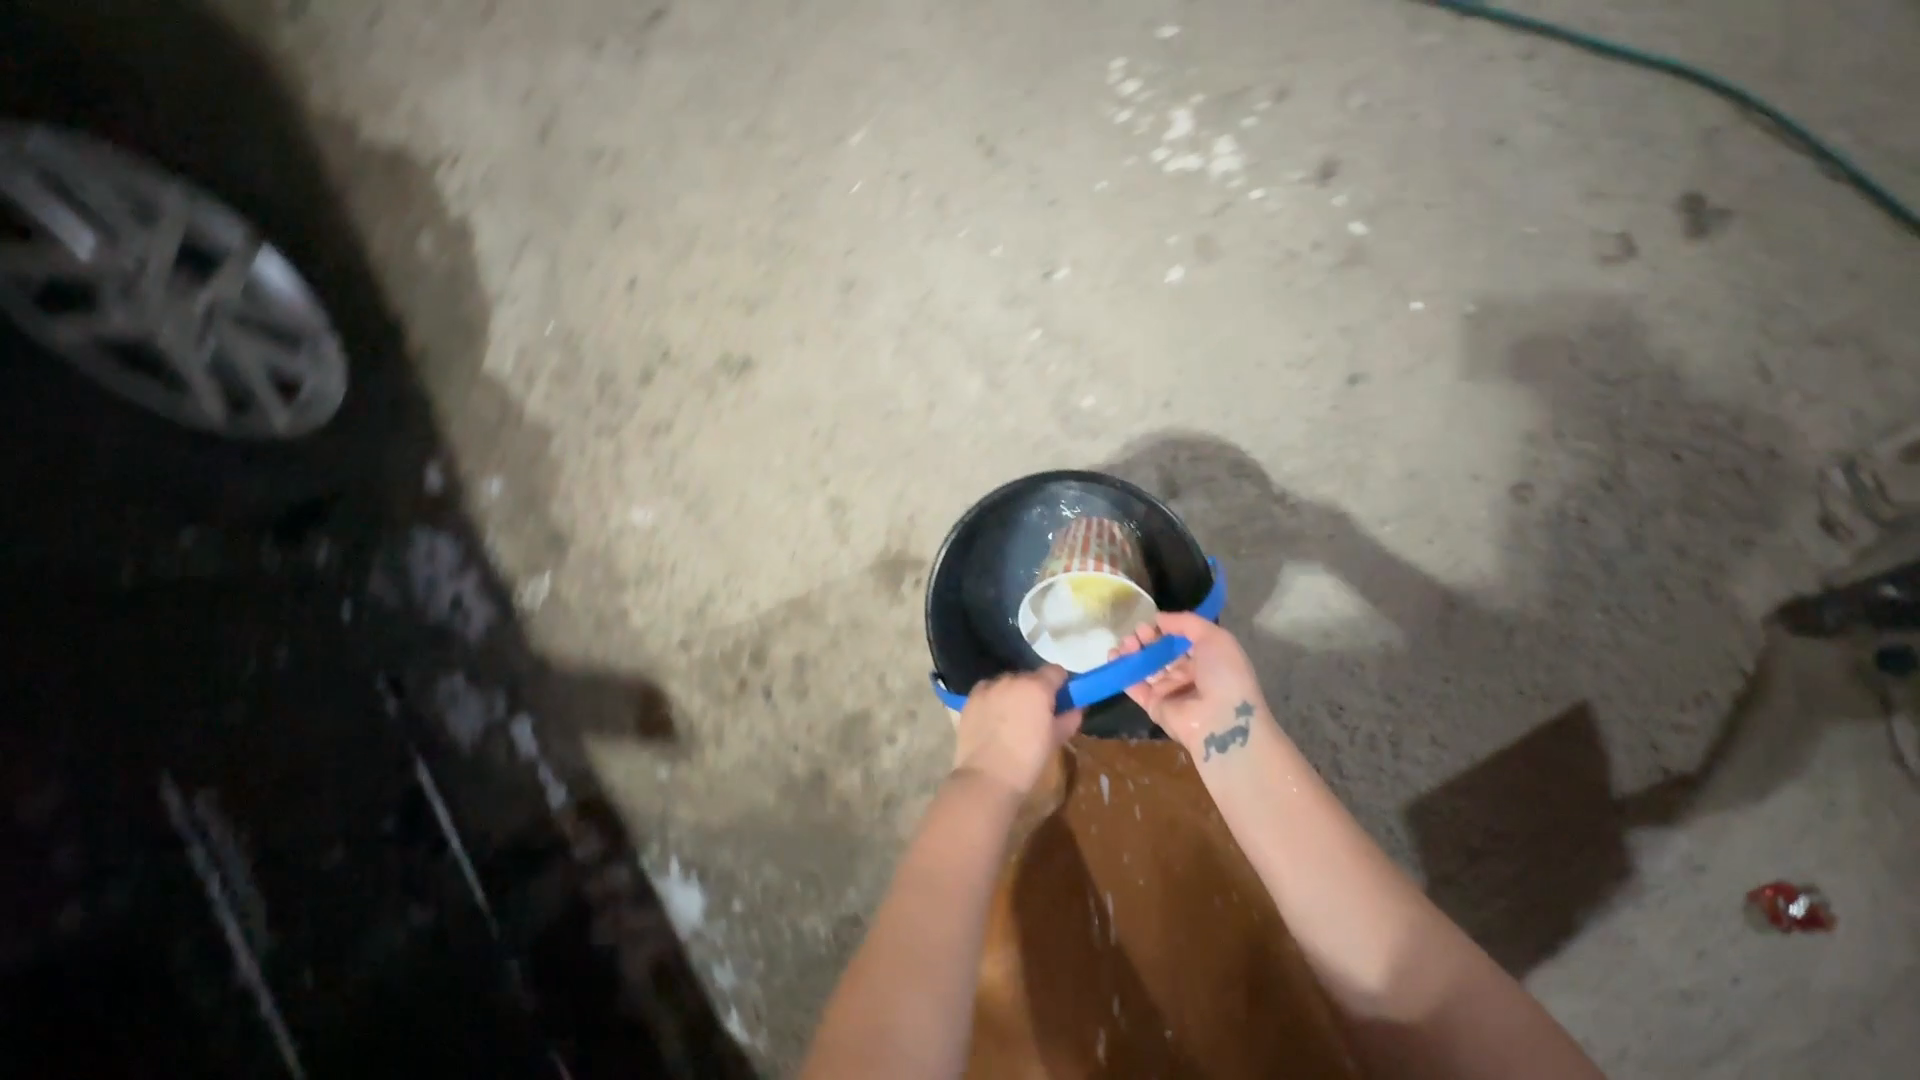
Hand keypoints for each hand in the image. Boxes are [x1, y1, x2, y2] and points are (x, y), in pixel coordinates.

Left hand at [952, 667, 1082, 797]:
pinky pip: (987, 691)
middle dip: (1035, 691)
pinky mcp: (970, 699)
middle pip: (1029, 677)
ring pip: (1007, 683)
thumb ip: (1068, 719)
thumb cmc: (1028, 759)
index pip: (1055, 671)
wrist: (988, 777)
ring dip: (1013, 694)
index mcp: (1037, 687)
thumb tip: (1076, 709)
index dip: (1060, 684)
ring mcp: (988, 688)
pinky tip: (992, 719)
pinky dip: (993, 699)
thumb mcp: (1055, 740)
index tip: (1060, 700)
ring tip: (1011, 719)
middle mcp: (1012, 680)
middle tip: (1036, 714)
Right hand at [1110, 613, 1265, 755]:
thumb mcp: (1214, 637)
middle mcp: (1189, 674)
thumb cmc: (1223, 673)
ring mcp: (1170, 691)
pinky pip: (1134, 685)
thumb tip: (1158, 618)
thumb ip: (1185, 623)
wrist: (1221, 719)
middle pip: (1161, 652)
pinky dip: (1122, 670)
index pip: (1181, 640)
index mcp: (1207, 658)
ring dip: (1133, 651)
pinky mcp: (1153, 706)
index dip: (1166, 629)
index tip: (1152, 621)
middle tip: (1138, 632)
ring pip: (1146, 667)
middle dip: (1147, 638)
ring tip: (1126, 643)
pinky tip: (1114, 656)